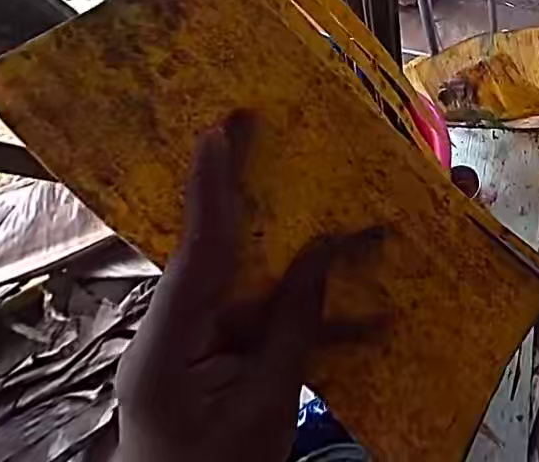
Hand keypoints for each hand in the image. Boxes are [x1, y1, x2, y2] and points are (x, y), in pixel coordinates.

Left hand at [115, 113, 382, 461]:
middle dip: (245, 188)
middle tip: (257, 126)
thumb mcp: (262, 412)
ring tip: (342, 216)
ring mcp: (201, 336)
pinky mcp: (223, 347)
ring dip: (300, 250)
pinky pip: (269, 310)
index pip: (198, 252)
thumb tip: (323, 250)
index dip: (211, 187)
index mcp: (170, 345)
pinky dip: (310, 306)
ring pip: (254, 273)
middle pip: (222, 244)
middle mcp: (180, 326)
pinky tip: (368, 319)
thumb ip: (293, 328)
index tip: (218, 131)